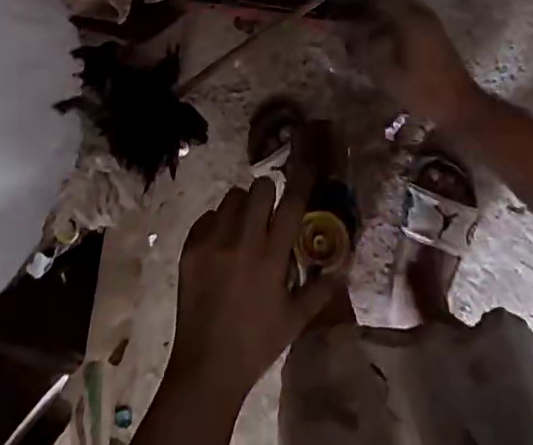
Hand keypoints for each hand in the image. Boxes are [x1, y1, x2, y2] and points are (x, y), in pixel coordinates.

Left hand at [163, 145, 346, 414]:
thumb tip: (342, 267)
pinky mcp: (191, 248)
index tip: (305, 168)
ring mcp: (213, 242)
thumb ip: (320, 289)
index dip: (301, 182)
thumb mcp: (295, 320)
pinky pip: (208, 217)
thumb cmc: (257, 343)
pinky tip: (222, 242)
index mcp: (271, 259)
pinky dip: (218, 222)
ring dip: (243, 205)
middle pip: (259, 189)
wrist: (207, 363)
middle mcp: (242, 242)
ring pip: (232, 199)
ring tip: (246, 225)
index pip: (291, 206)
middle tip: (270, 206)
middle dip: (268, 192)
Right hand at [346, 0, 489, 132]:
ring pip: (399, 3)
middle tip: (346, 10)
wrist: (459, 106)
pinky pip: (407, 13)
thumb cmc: (422, 91)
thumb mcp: (385, 72)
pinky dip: (390, 16)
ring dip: (379, 7)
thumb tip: (342, 29)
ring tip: (358, 21)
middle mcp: (421, 13)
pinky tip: (377, 33)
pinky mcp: (433, 31)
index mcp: (410, 19)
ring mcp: (430, 21)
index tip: (339, 2)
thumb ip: (361, 47)